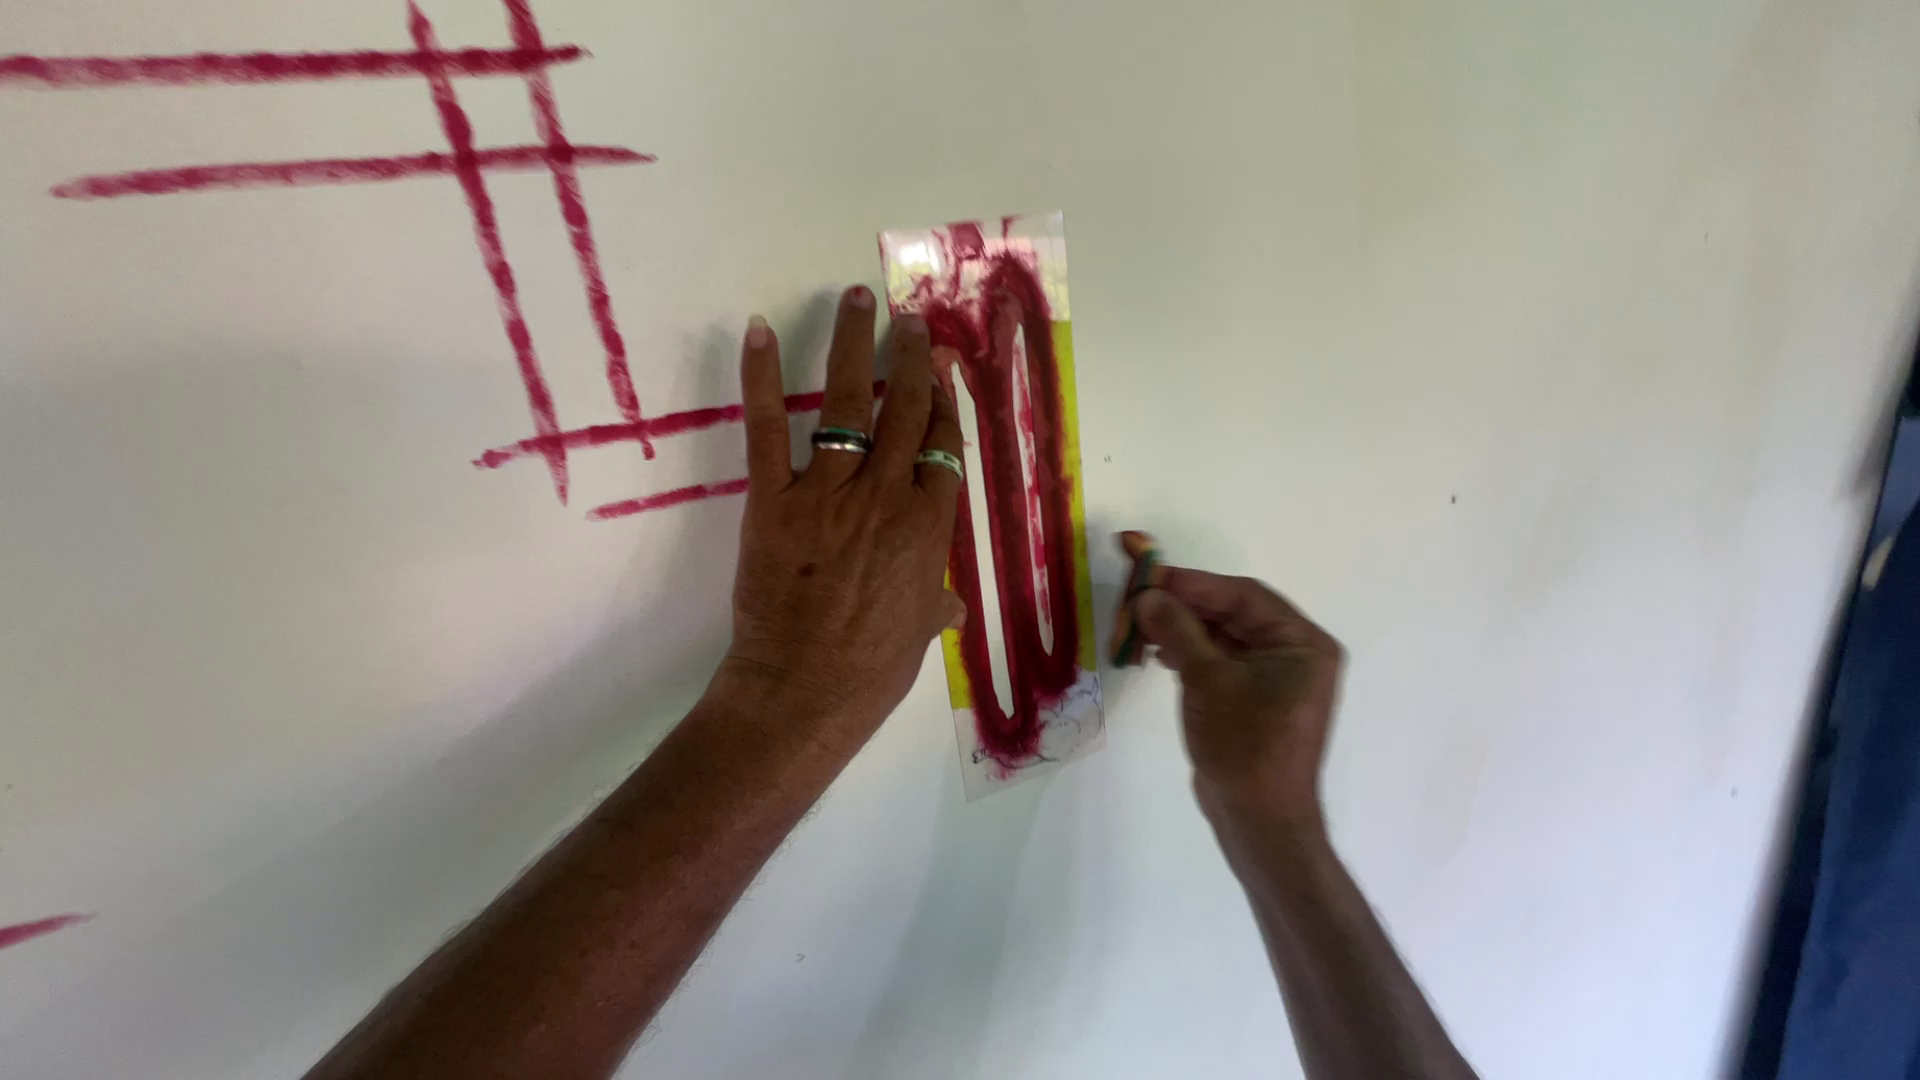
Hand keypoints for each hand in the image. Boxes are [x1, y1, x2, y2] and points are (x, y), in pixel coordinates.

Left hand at [716, 286, 965, 738]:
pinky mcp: (773, 498)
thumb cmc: (874, 668)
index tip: (941, 367)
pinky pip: (766, 428)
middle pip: (906, 410)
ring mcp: (828, 492)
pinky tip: (759, 332)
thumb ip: (934, 603)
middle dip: (911, 357)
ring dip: (853, 346)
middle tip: (910, 320)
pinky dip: (760, 378)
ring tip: (858, 300)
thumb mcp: (920, 630)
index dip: (945, 401)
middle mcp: (885, 494)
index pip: (944, 445)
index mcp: (928, 524)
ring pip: (845, 403)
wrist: (806, 689)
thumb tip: (947, 605)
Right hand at [1129, 564, 1343, 830]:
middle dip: (1183, 606)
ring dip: (1181, 629)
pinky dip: (1188, 653)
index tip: (1148, 574)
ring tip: (1139, 626)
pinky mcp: (1252, 697)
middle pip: (1232, 612)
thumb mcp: (1207, 680)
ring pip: (1221, 636)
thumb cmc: (1244, 746)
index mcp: (1301, 643)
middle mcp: (1294, 653)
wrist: (1259, 821)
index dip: (1194, 582)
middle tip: (1137, 599)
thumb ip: (1177, 630)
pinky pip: (1219, 660)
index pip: (1243, 595)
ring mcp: (1273, 677)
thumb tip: (1146, 595)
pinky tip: (1158, 653)